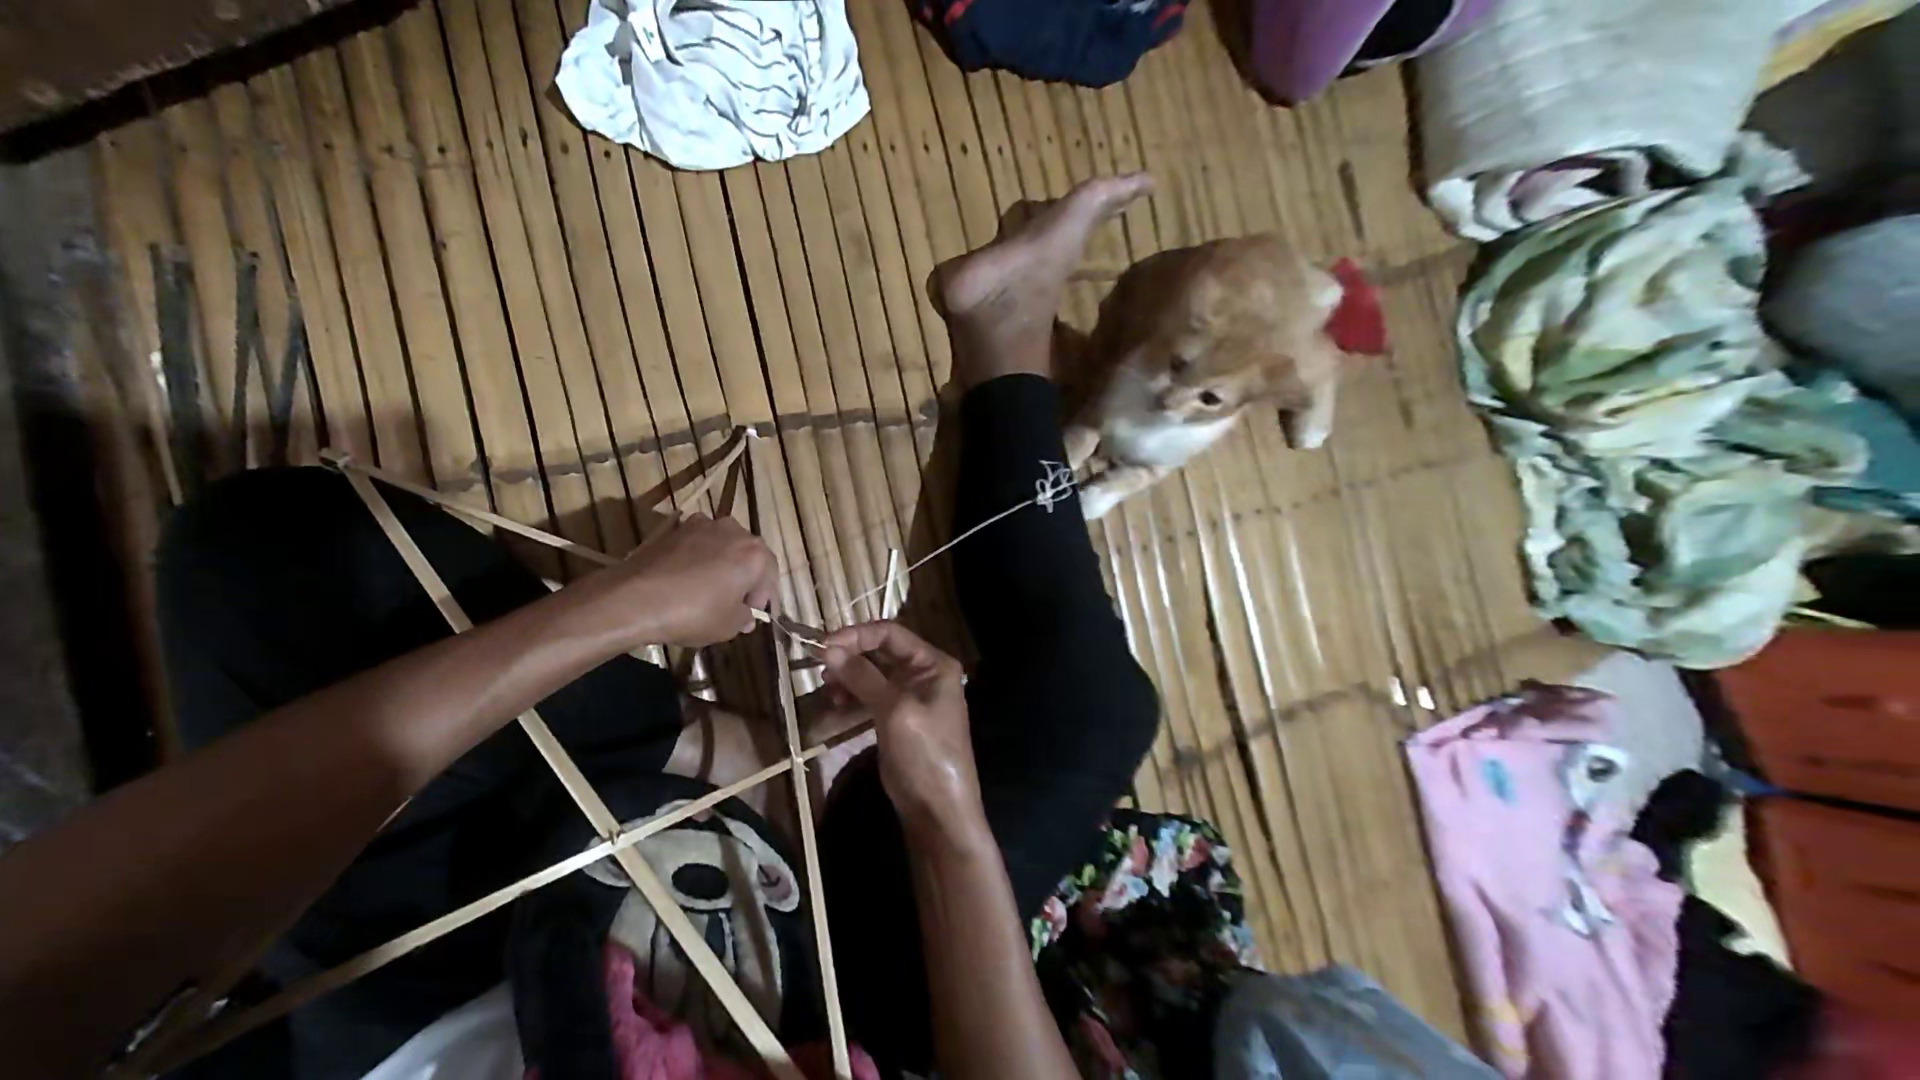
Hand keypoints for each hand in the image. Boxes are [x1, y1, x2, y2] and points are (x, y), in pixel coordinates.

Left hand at [599, 515, 776, 647]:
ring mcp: (703, 525)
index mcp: (755, 553)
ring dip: (723, 564)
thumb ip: (744, 618)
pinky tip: (689, 579)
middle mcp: (734, 531)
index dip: (764, 598)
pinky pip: (699, 545)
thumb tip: (745, 615)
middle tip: (736, 602)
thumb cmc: (692, 613)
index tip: (753, 616)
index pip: (770, 575)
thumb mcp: (728, 626)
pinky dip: (700, 559)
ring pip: (723, 547)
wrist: (633, 598)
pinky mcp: (676, 529)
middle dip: (746, 577)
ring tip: (711, 589)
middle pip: (749, 555)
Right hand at [821, 622, 983, 841]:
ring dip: (847, 679)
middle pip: (879, 653)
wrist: (938, 810)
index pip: (891, 633)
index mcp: (933, 664)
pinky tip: (832, 707)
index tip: (824, 645)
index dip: (857, 635)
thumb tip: (830, 649)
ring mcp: (909, 697)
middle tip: (820, 668)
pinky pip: (868, 698)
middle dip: (849, 658)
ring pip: (870, 676)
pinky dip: (850, 700)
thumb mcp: (895, 711)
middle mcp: (923, 674)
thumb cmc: (925, 754)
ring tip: (827, 690)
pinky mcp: (895, 719)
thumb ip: (864, 677)